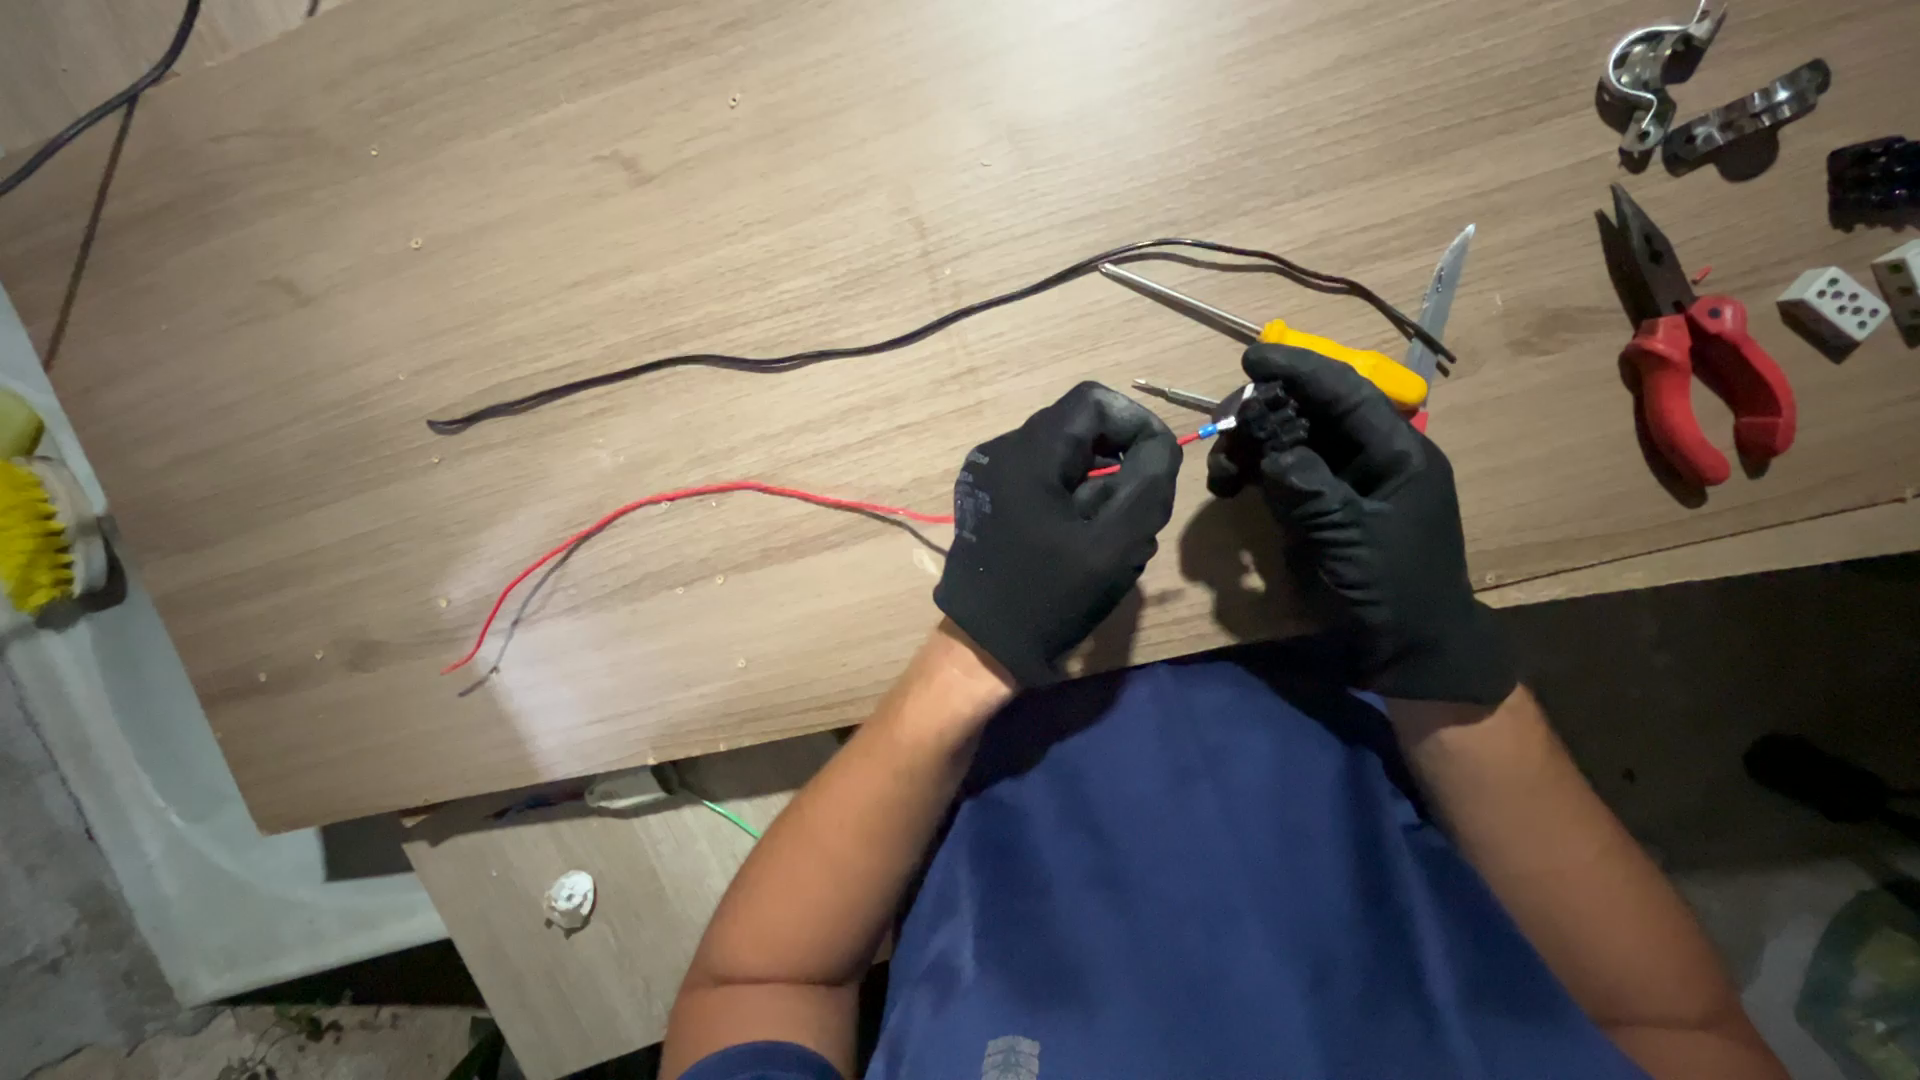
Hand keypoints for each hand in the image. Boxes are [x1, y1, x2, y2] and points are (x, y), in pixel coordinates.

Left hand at [934, 382, 1181, 685]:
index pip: (1092, 400)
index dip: (1136, 423)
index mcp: (1026, 453)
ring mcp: (988, 477)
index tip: (1159, 465)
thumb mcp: (1116, 544)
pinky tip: (1080, 543)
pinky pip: (1041, 481)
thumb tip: (1159, 445)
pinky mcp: (986, 501)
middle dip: (1119, 463)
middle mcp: (1000, 452)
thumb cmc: (1050, 597)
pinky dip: (1071, 500)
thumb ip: (1148, 484)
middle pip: (1077, 429)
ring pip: (1062, 458)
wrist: (982, 647)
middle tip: (1137, 512)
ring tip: (1109, 537)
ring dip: (1097, 487)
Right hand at [1206, 345, 1514, 706]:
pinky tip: (1228, 487)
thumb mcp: (1351, 536)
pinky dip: (1251, 472)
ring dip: (1250, 444)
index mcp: (1395, 452)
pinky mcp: (1317, 506)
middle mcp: (1367, 457)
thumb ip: (1309, 488)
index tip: (1251, 360)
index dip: (1298, 370)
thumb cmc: (1392, 588)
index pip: (1344, 392)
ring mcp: (1340, 482)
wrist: (1404, 647)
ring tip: (1221, 470)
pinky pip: (1278, 472)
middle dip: (1262, 411)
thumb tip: (1270, 452)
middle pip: (1310, 410)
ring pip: (1288, 439)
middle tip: (1222, 424)